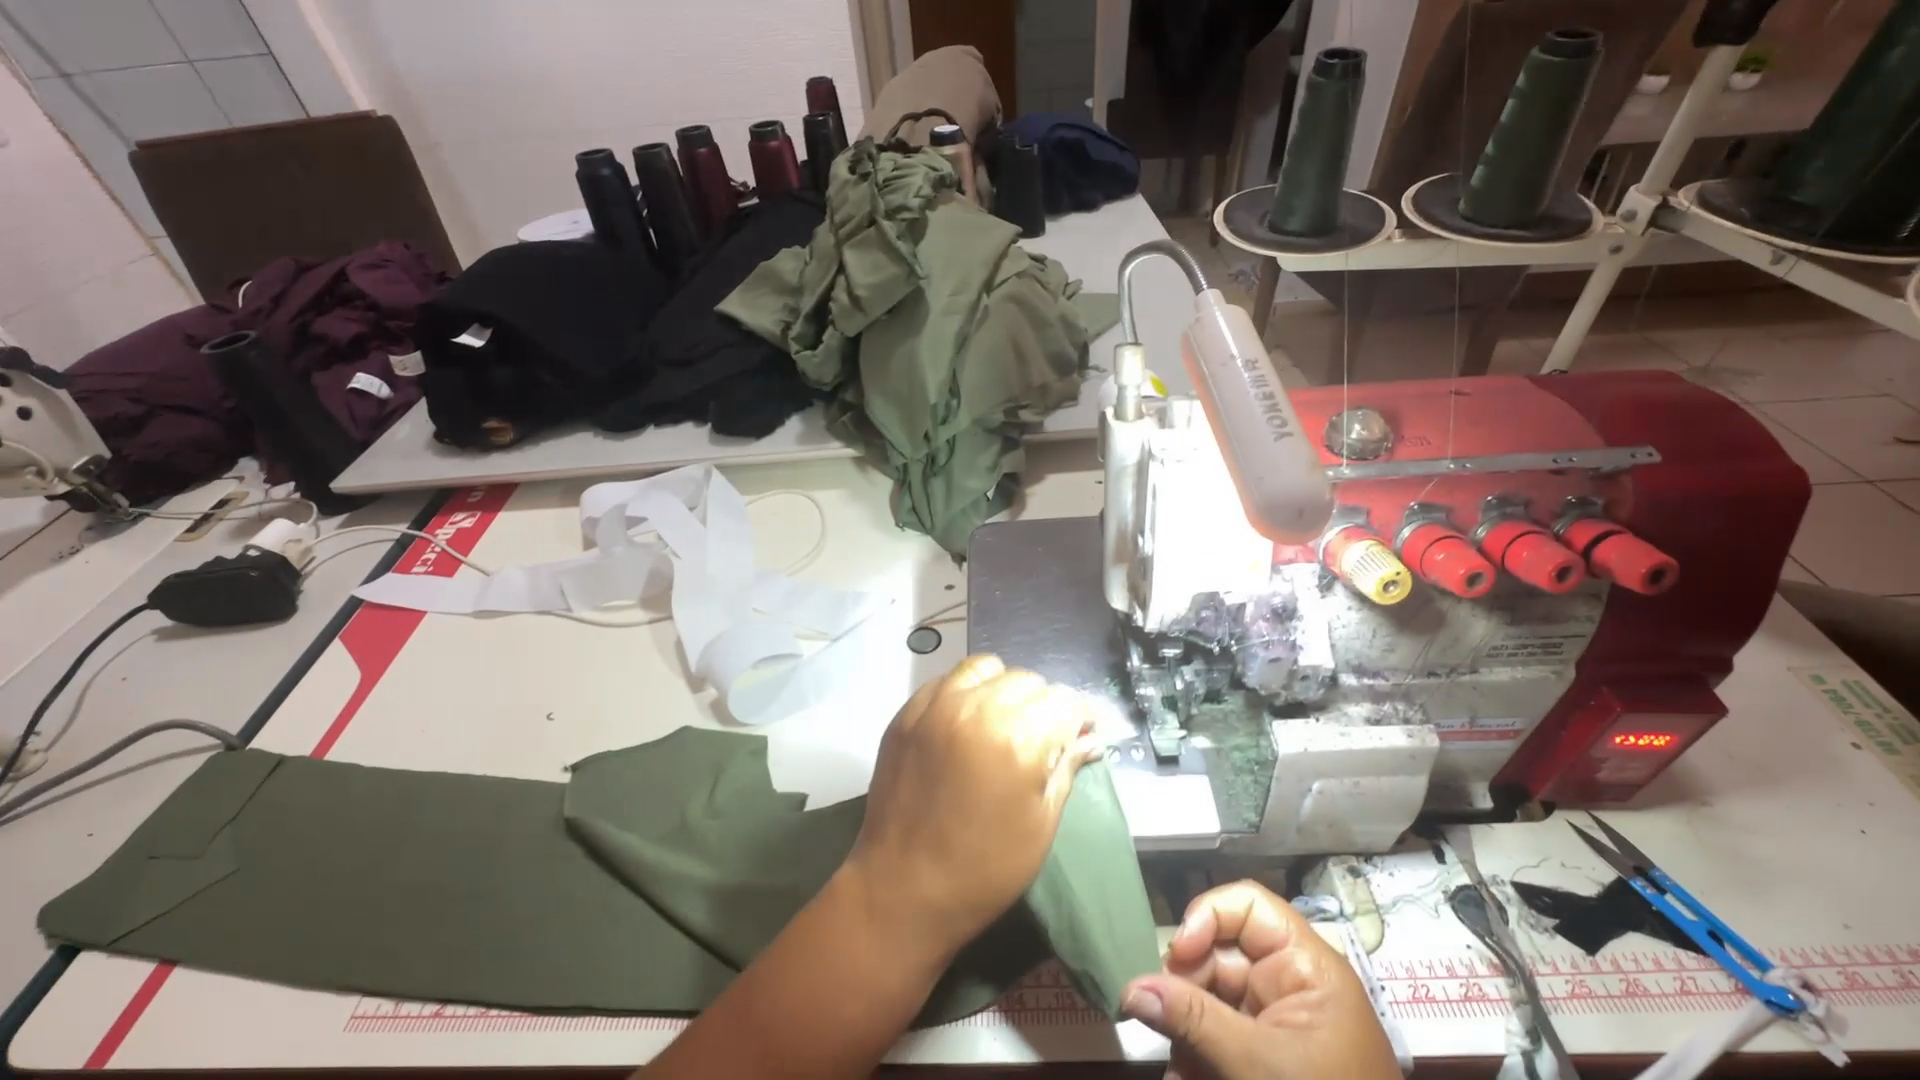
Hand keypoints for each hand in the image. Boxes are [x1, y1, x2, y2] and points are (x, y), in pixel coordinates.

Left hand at [842, 655, 1098, 958]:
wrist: (901, 889)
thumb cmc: (984, 869)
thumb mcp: (1040, 824)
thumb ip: (1066, 769)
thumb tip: (1090, 738)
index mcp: (1018, 738)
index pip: (1066, 701)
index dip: (1079, 720)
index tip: (1078, 739)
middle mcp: (976, 708)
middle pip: (1029, 681)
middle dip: (1044, 706)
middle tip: (1041, 741)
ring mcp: (935, 706)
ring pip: (987, 668)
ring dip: (1004, 690)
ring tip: (1003, 725)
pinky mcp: (906, 713)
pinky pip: (948, 680)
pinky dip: (966, 691)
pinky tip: (967, 724)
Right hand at [1122, 880, 1399, 1079]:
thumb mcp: (1257, 1063)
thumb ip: (1193, 1020)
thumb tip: (1131, 988)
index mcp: (1304, 966)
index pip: (1247, 906)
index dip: (1206, 917)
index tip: (1177, 955)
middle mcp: (1286, 983)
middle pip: (1217, 954)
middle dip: (1183, 991)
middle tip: (1161, 1025)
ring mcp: (1273, 1021)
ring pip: (1207, 1000)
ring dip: (1182, 1034)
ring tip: (1177, 1073)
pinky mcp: (1261, 1056)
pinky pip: (1213, 1037)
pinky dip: (1192, 1057)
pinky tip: (1183, 1077)